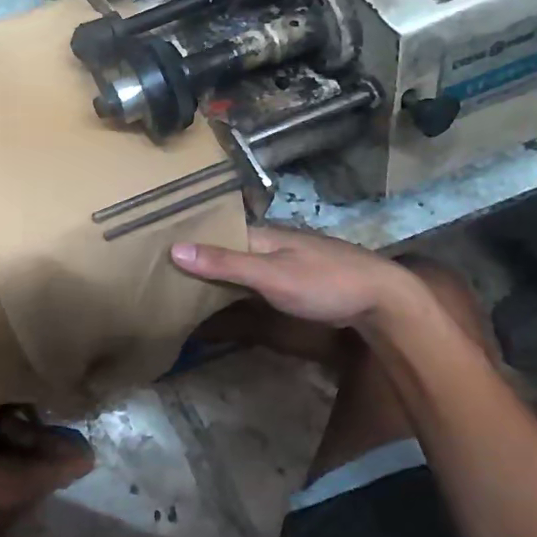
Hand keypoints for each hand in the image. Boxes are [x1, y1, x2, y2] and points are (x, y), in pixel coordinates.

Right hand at [172, 225, 433, 326]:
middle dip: (199, 260)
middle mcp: (270, 243)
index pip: (215, 231)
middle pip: (226, 249)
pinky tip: (223, 304)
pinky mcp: (294, 284)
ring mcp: (284, 264)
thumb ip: (225, 263)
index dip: (188, 239)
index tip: (155, 250)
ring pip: (240, 267)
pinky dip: (236, 291)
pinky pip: (255, 283)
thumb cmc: (324, 281)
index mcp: (261, 234)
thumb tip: (176, 248)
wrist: (381, 300)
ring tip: (182, 290)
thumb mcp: (270, 274)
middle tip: (161, 276)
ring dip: (216, 277)